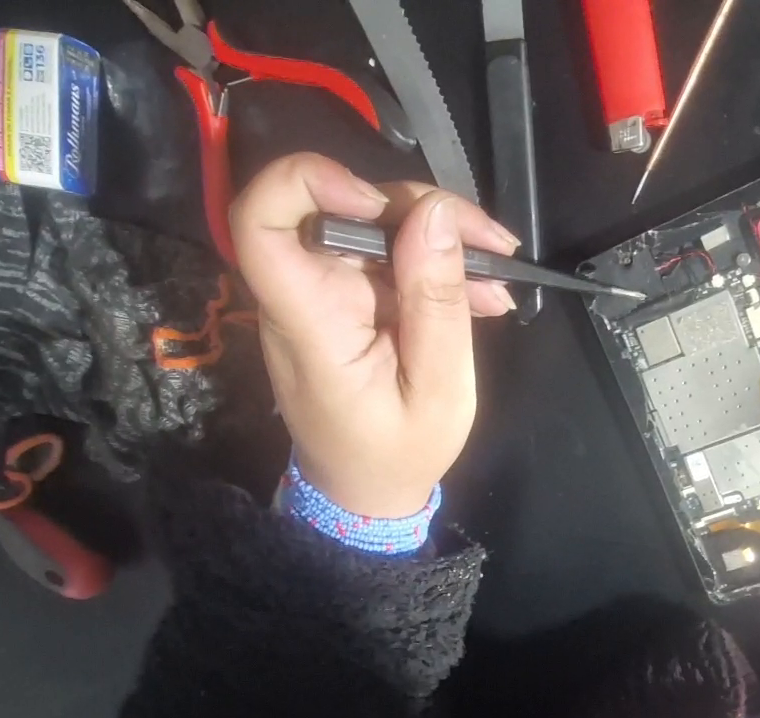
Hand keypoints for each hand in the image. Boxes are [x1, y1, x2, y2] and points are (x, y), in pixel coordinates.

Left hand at [230, 153, 519, 517]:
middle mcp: (304, 299)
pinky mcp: (344, 303)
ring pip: (372, 230)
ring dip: (439, 240)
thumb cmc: (398, 455)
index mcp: (311, 324)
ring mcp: (323, 298)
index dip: (308, 183)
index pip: (261, 224)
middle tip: (490, 246)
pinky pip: (386, 261)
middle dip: (419, 212)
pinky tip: (480, 293)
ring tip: (497, 277)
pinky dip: (433, 267)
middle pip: (340, 212)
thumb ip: (437, 305)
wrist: (368, 492)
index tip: (377, 201)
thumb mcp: (439, 391)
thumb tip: (437, 213)